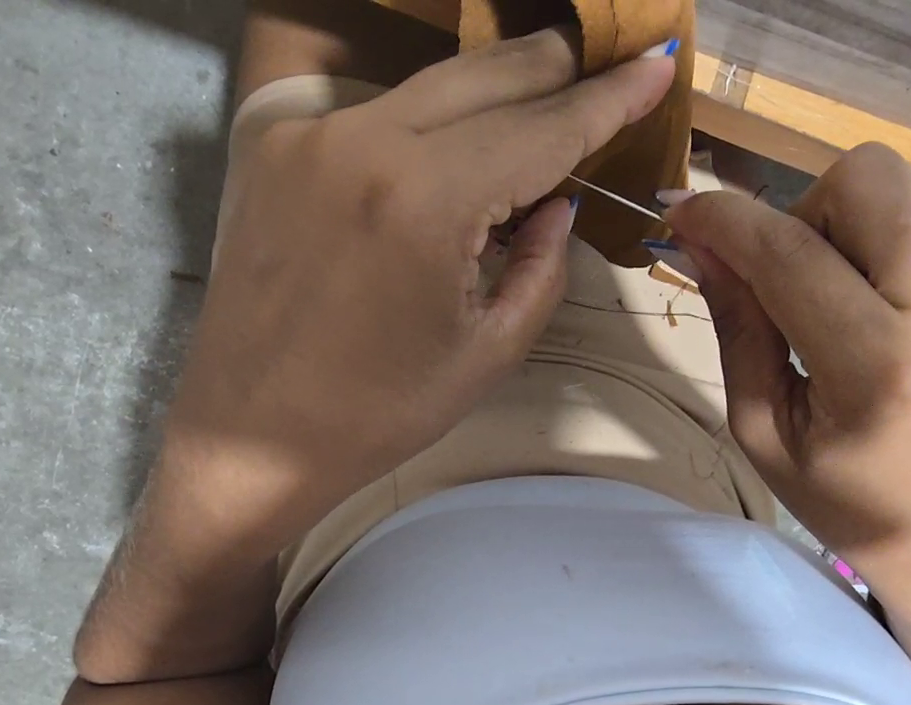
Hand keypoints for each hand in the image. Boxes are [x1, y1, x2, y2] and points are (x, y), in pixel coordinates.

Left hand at [165, 28, 676, 517]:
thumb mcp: (487, 352)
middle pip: (483, 77)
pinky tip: (455, 148)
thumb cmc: (378, 414)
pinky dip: (429, 123)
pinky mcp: (275, 153)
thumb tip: (557, 202)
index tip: (657, 63)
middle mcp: (363, 140)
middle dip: (552, 68)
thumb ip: (541, 267)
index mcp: (424, 197)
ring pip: (426, 89)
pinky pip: (376, 117)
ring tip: (541, 95)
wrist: (253, 437)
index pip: (539, 128)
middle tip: (606, 61)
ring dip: (492, 90)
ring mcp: (309, 138)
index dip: (607, 100)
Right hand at [664, 145, 910, 704]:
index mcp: (878, 365)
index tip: (683, 215)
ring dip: (842, 216)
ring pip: (904, 182)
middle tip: (781, 277)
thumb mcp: (763, 432)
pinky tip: (862, 295)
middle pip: (867, 177)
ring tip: (823, 289)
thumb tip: (704, 246)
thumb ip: (738, 329)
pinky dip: (879, 232)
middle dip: (801, 209)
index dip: (726, 221)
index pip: (791, 253)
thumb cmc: (844, 504)